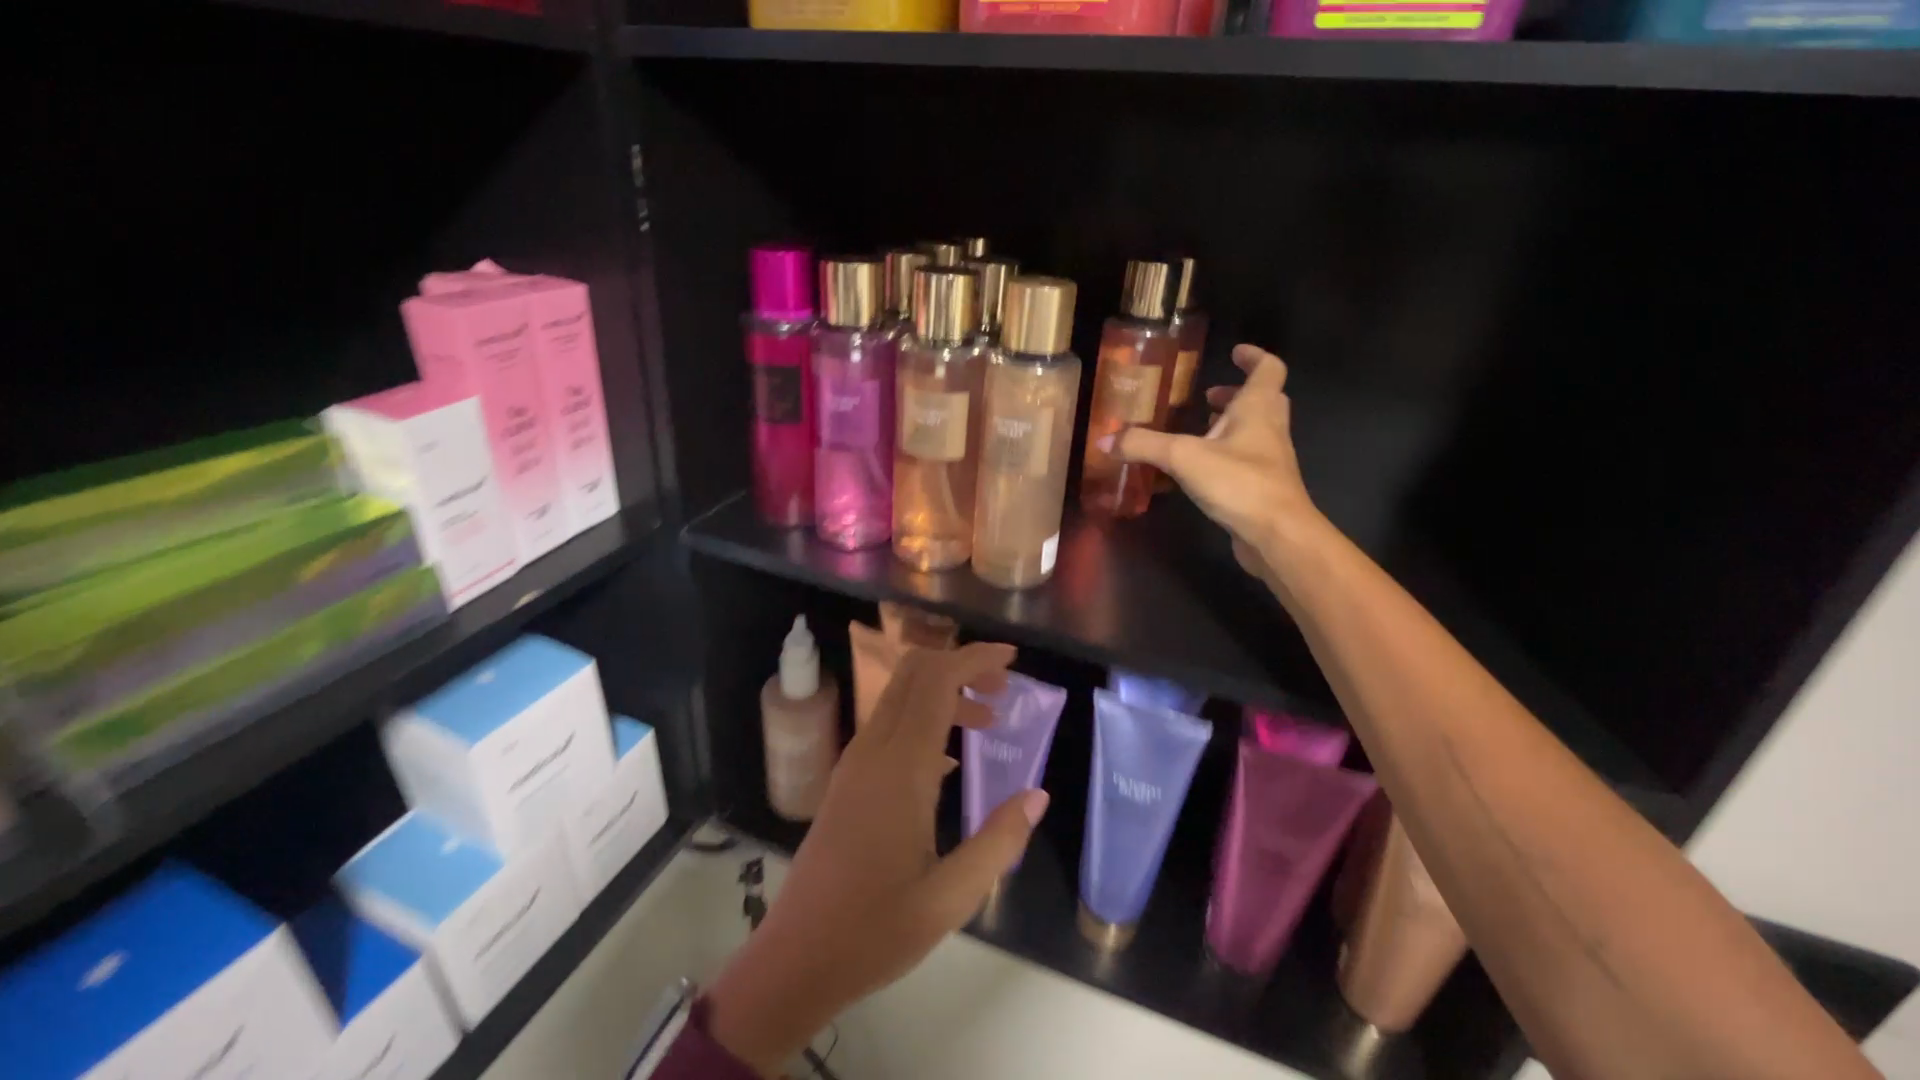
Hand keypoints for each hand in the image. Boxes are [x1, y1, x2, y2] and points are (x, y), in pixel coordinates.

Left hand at [705, 643, 1049, 1075]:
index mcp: (901, 769)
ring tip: (988, 723)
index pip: (936, 682)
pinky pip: (887, 729)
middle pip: (912, 676)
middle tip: (1004, 688)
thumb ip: (999, 841)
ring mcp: (853, 767)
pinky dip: (923, 722)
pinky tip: (951, 762)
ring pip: (898, 699)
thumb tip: (1037, 795)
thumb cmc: (875, 930)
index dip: (973, 658)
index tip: (1012, 659)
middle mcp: (873, 754)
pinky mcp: (846, 785)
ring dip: (942, 694)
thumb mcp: (951, 897)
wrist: (796, 958)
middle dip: (960, 666)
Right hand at [1110, 344, 1325, 583]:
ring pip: (1256, 430)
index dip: (1253, 357)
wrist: (1278, 535)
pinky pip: (1247, 459)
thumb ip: (1144, 444)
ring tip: (1201, 427)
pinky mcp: (1264, 487)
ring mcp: (1270, 460)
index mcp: (1258, 409)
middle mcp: (1270, 429)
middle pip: (1263, 399)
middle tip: (1209, 395)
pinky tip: (1201, 468)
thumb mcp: (1183, 458)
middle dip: (1237, 394)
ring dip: (1232, 424)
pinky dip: (1228, 454)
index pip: (1268, 369)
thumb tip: (1104, 440)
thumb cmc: (1240, 483)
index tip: (1234, 352)